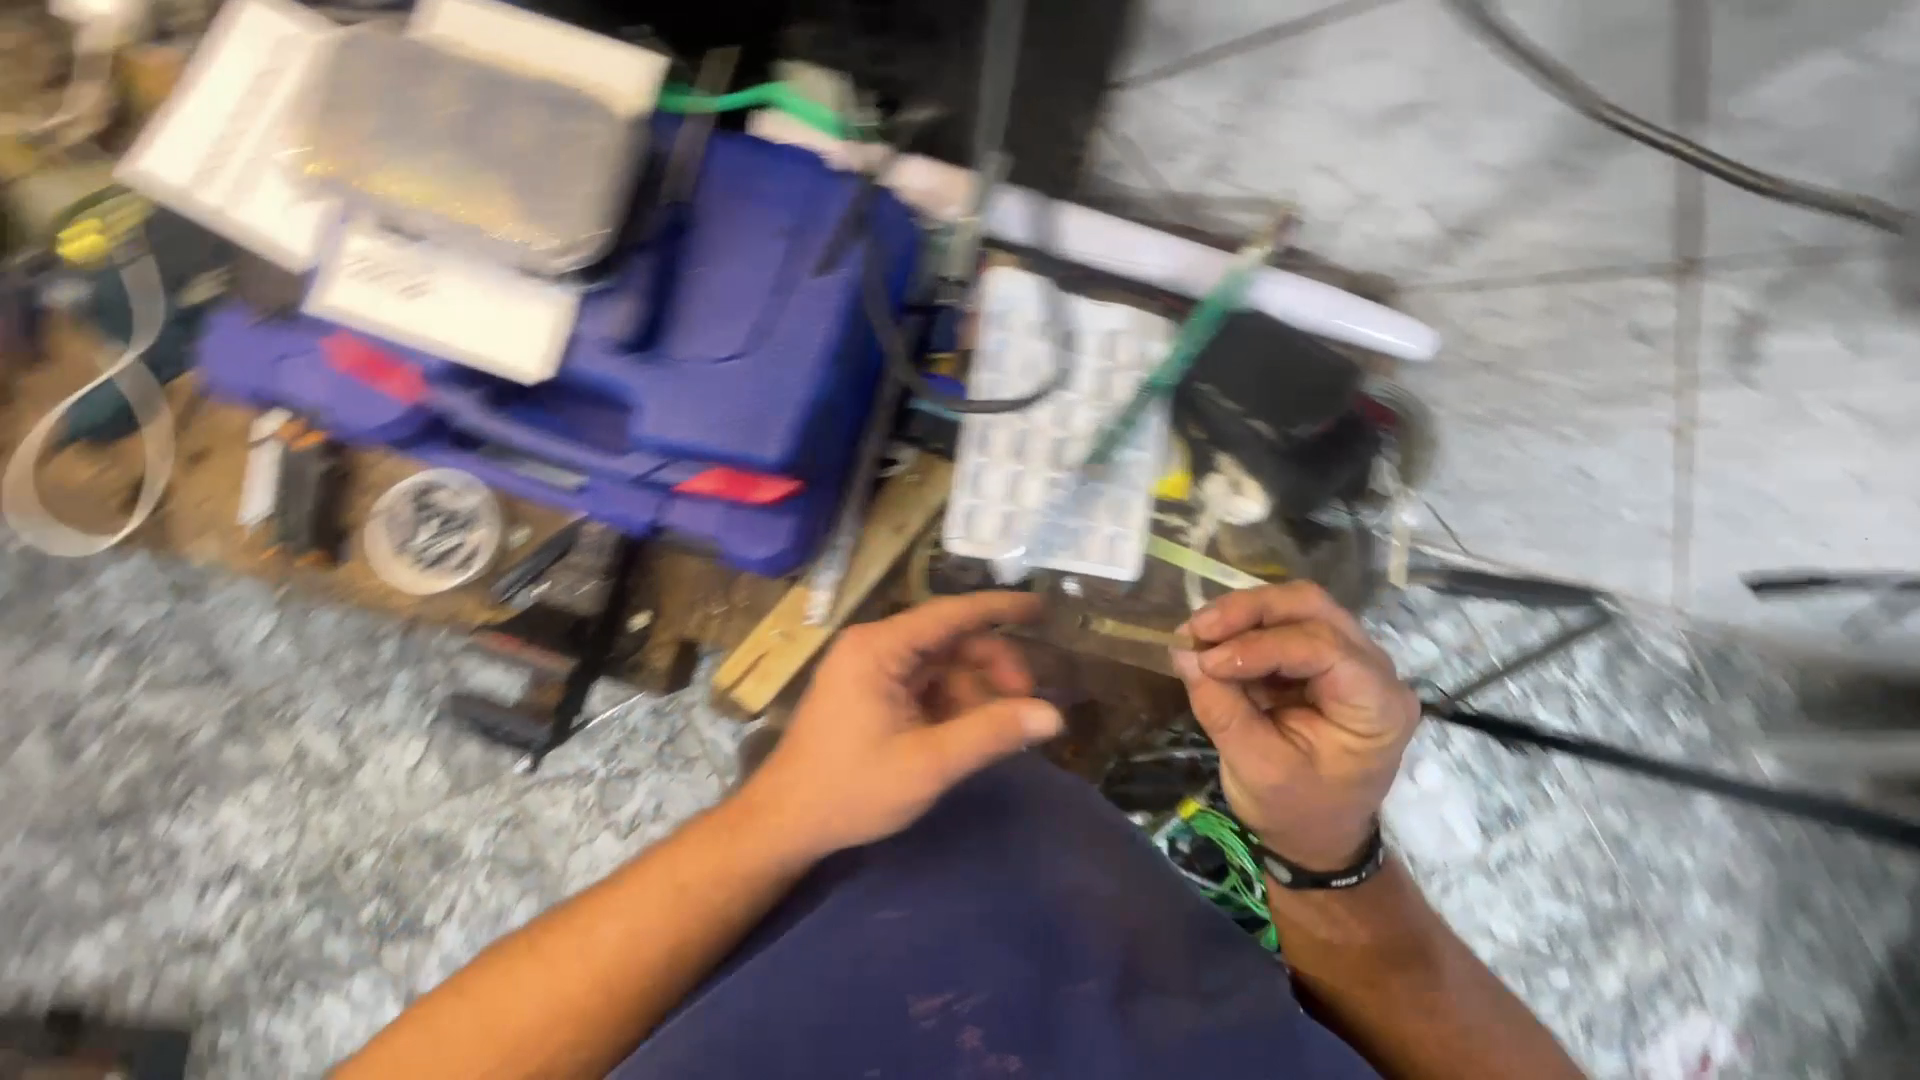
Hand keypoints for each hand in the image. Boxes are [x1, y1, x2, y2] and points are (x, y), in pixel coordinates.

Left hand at [739, 592, 1063, 858]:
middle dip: (993, 667)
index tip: (1043, 608)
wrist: (784, 823)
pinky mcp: (871, 693)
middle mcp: (874, 647)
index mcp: (879, 648)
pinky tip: (969, 734)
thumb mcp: (928, 764)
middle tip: (1027, 704)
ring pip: (942, 665)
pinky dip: (952, 705)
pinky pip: (925, 685)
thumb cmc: (851, 789)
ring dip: (974, 691)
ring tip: (997, 731)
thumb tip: (1052, 716)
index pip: (952, 613)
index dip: (1000, 608)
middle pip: (950, 641)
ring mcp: (870, 670)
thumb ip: (991, 734)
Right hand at [1172, 583, 1420, 870]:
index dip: (1259, 645)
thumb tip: (1184, 652)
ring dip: (1243, 615)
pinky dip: (1243, 629)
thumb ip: (1221, 707)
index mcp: (1376, 705)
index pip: (1322, 646)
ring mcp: (1350, 660)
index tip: (1208, 661)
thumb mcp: (1255, 767)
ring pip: (1297, 607)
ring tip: (1197, 634)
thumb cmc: (1296, 811)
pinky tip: (1210, 644)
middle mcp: (1373, 671)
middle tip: (1198, 629)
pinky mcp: (1322, 660)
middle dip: (1250, 611)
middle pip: (1313, 608)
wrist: (1316, 837)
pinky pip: (1283, 625)